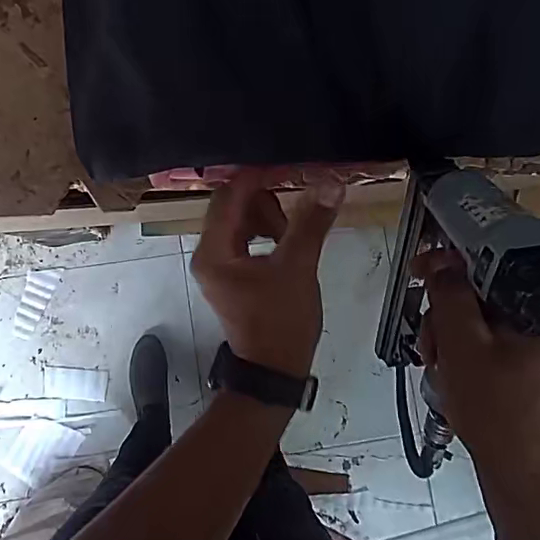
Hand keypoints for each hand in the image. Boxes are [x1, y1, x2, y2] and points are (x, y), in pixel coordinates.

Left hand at [191, 170, 343, 376]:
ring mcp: (220, 265)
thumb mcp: (298, 267)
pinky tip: (288, 246)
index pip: (229, 196)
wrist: (276, 369)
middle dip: (267, 203)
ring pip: (243, 221)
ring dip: (271, 218)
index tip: (291, 169)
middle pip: (234, 206)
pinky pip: (248, 239)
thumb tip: (330, 183)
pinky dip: (269, 234)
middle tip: (295, 217)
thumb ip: (311, 222)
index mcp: (214, 252)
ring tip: (293, 239)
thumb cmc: (282, 322)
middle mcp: (209, 254)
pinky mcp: (234, 274)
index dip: (259, 177)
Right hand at [414, 248, 539, 492]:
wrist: (524, 480)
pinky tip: (450, 376)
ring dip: (453, 335)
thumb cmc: (498, 412)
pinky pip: (494, 342)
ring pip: (488, 318)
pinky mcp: (534, 366)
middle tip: (428, 340)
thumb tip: (441, 261)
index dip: (459, 255)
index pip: (504, 257)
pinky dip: (467, 352)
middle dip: (450, 311)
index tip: (424, 265)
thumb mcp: (464, 347)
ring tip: (436, 367)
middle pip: (491, 291)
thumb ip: (451, 295)